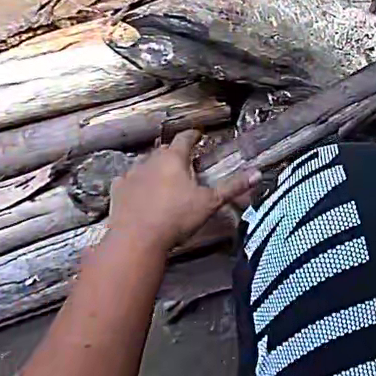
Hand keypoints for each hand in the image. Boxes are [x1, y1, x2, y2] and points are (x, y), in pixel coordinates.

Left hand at [105, 131, 258, 254]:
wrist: (136, 240)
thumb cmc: (176, 218)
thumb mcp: (210, 203)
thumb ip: (232, 187)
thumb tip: (257, 173)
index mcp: (174, 158)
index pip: (186, 138)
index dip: (194, 136)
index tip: (198, 136)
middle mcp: (151, 160)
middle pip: (165, 150)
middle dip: (176, 154)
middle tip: (186, 163)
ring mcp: (131, 174)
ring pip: (145, 164)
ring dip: (155, 168)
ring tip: (164, 179)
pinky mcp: (118, 190)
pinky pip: (128, 180)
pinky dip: (136, 182)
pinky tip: (139, 191)